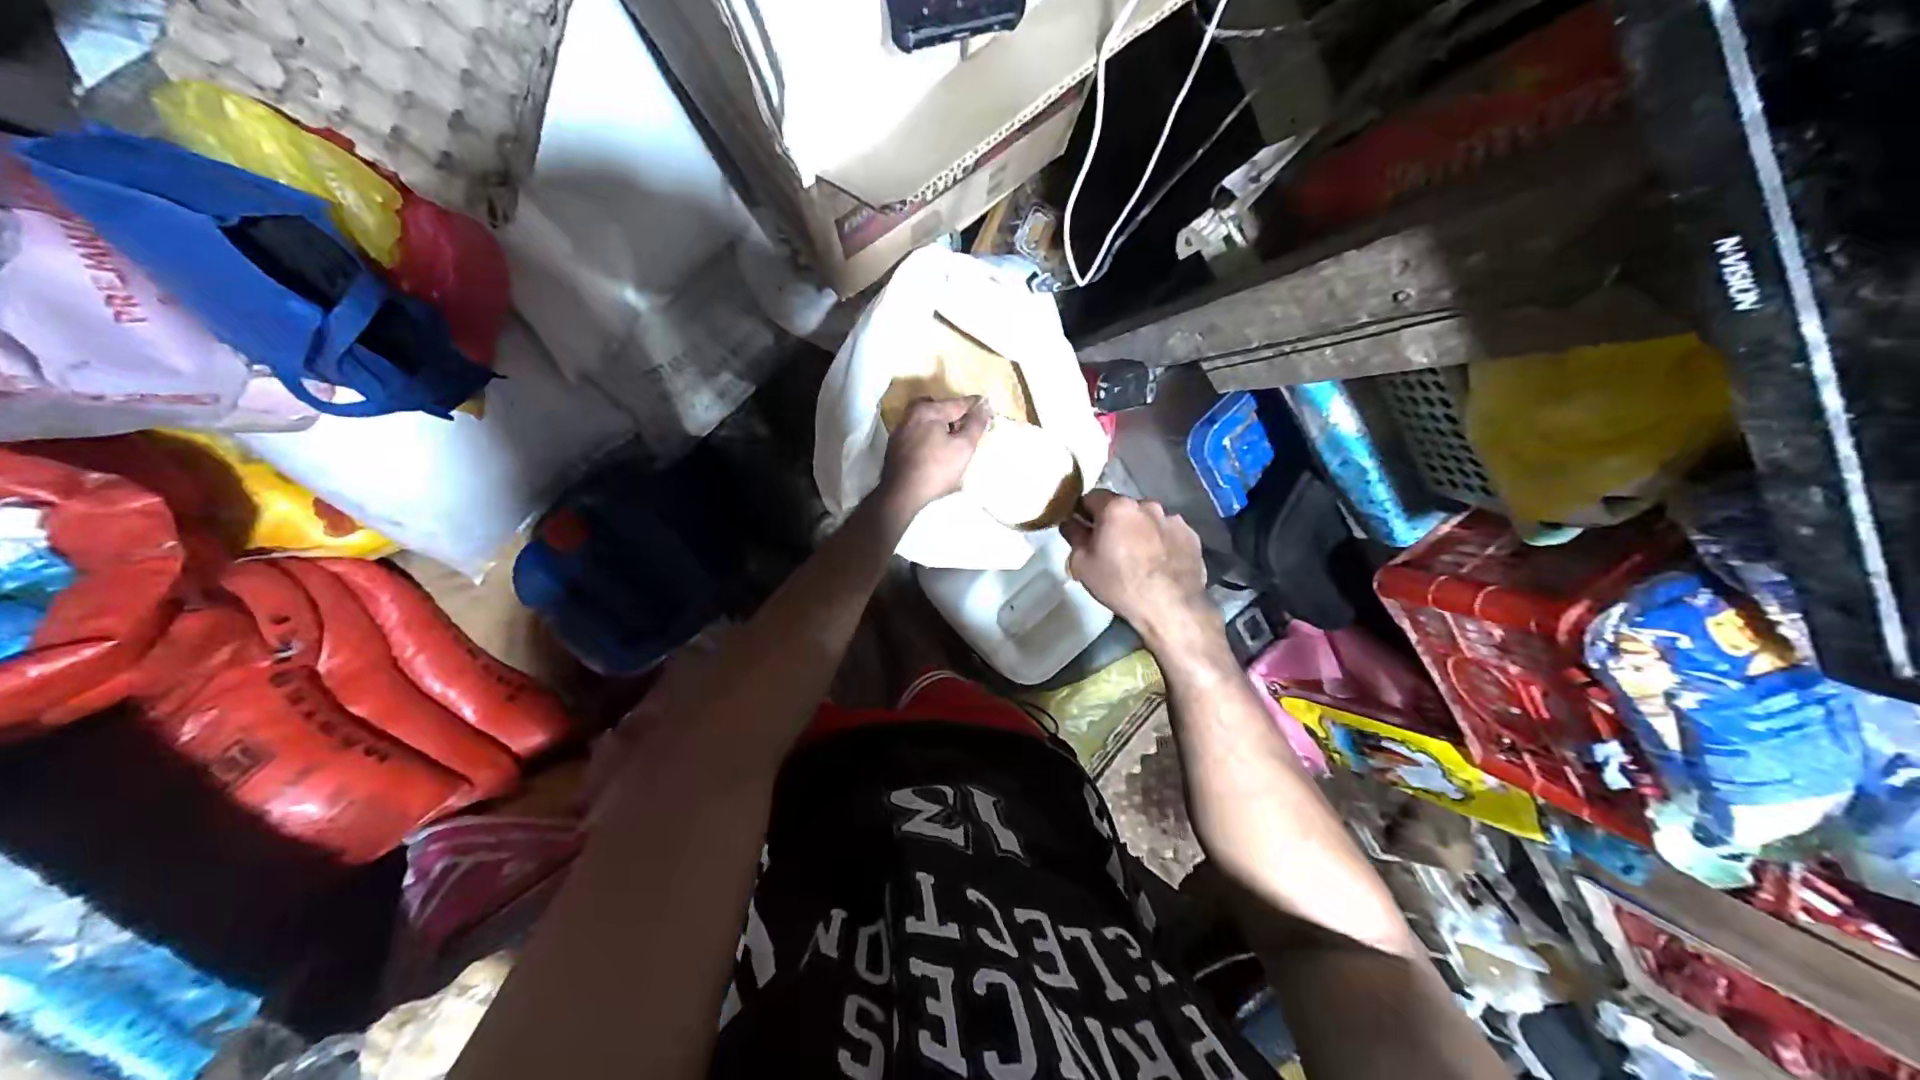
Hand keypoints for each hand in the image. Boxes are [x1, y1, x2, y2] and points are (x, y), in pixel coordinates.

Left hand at [878, 397, 990, 516]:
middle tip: (969, 430)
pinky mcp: (896, 445)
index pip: (959, 403)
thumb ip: (976, 424)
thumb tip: (984, 405)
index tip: (989, 411)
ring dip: (942, 427)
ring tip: (954, 443)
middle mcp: (911, 413)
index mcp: (928, 410)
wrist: (901, 494)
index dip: (977, 407)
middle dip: (957, 416)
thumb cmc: (936, 469)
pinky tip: (937, 452)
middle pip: (941, 409)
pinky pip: (919, 433)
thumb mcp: (964, 447)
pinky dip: (930, 436)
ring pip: (928, 420)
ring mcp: (901, 429)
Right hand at [1062, 491, 1216, 651]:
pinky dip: (1162, 542)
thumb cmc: (1119, 584)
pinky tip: (1160, 563)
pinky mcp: (1191, 535)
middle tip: (1111, 547)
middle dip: (1115, 522)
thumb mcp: (1082, 564)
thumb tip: (1070, 522)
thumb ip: (1074, 536)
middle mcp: (1146, 504)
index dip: (1085, 512)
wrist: (1171, 606)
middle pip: (1123, 507)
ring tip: (1140, 558)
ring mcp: (1172, 518)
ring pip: (1147, 519)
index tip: (1084, 529)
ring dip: (1140, 531)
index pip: (1092, 497)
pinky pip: (1168, 533)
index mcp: (1116, 507)